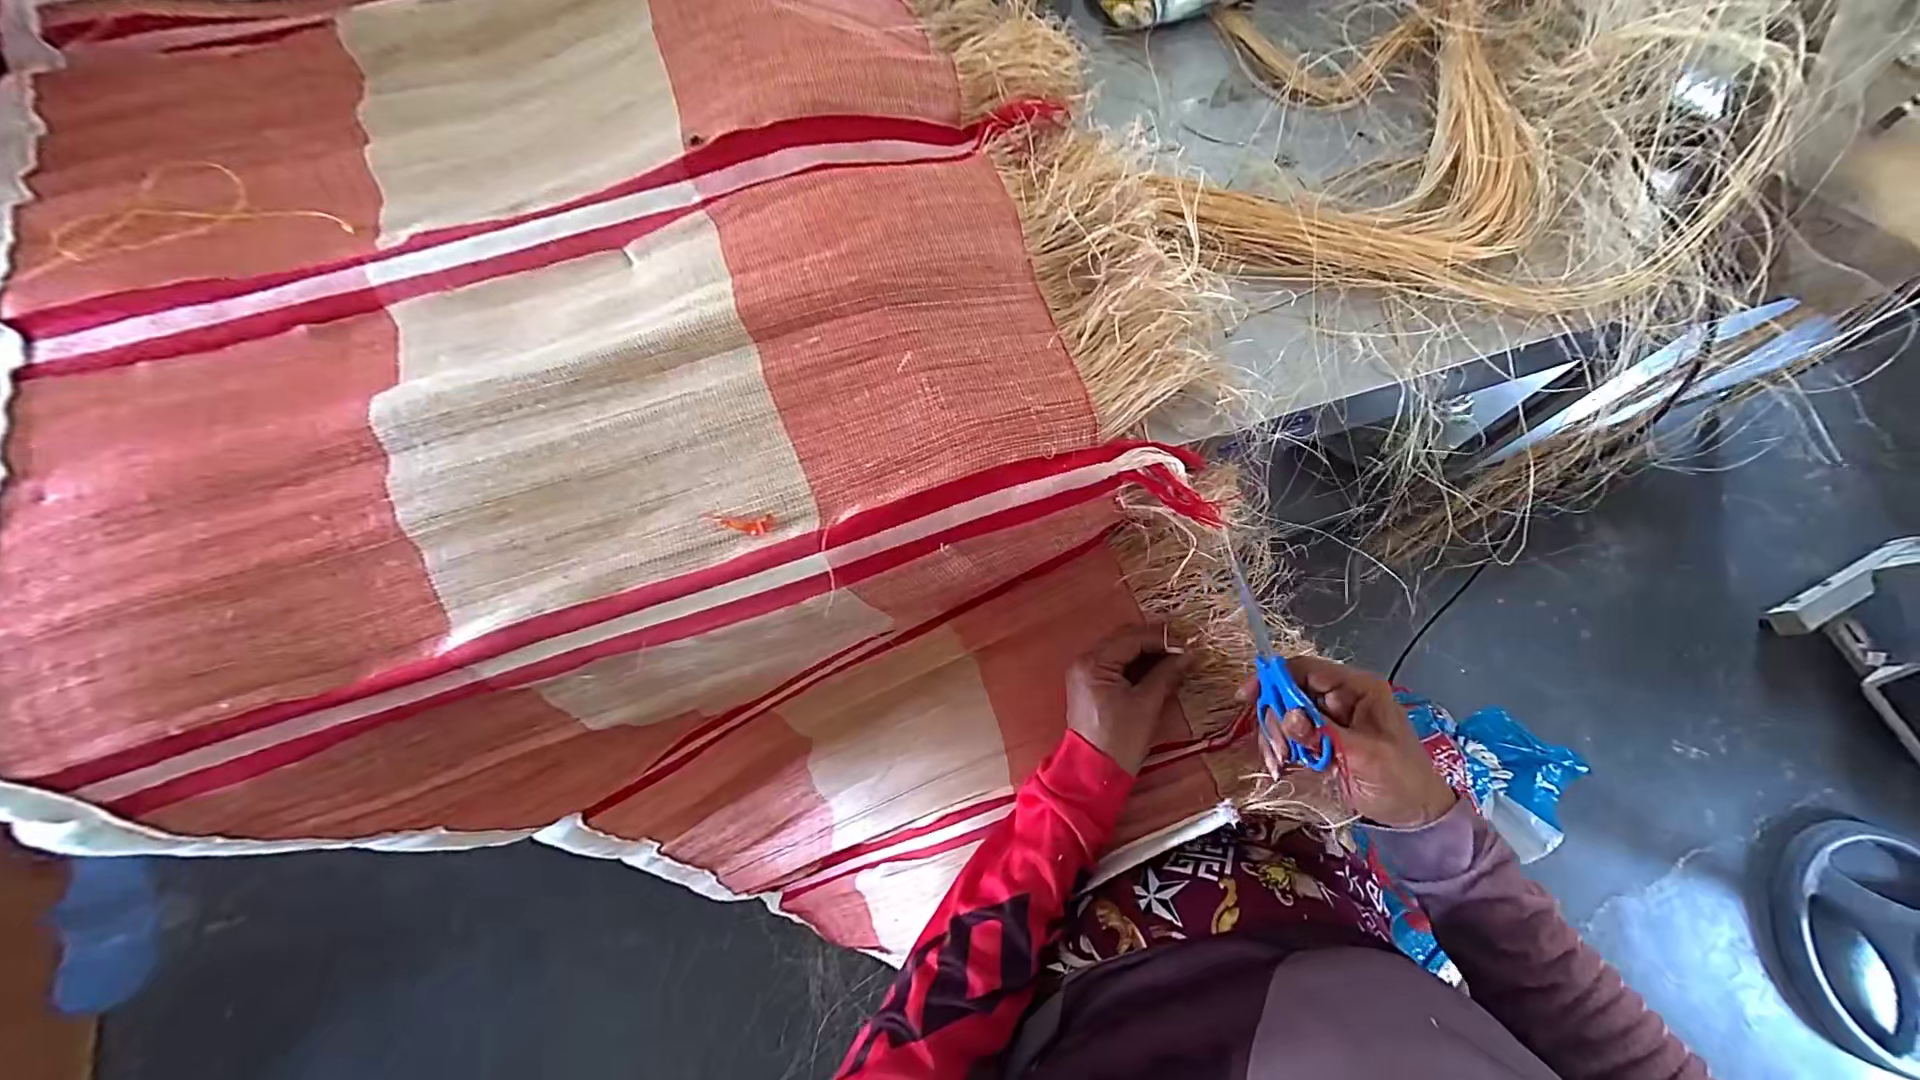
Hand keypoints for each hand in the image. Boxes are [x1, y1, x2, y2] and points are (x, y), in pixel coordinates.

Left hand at [1064, 625, 1193, 774]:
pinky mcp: (1091, 685)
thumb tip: (1189, 654)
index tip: (1188, 643)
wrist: (1095, 772)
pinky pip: (1116, 666)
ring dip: (1147, 653)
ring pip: (1121, 652)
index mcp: (1093, 663)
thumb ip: (1167, 673)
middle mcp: (1085, 661)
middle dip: (1154, 643)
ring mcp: (1086, 673)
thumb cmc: (1120, 738)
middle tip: (1184, 648)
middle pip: (1124, 640)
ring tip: (1176, 658)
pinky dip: (1137, 666)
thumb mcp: (1147, 703)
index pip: (1131, 638)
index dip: (1161, 638)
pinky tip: (1159, 669)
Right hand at [1255, 655, 1456, 827]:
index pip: (1304, 669)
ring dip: (1275, 737)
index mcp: (1356, 688)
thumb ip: (1323, 733)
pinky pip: (1286, 734)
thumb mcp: (1364, 755)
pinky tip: (1282, 766)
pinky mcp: (1318, 737)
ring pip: (1282, 713)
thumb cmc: (1401, 781)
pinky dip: (1279, 748)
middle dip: (1275, 718)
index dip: (1273, 678)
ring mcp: (1327, 717)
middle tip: (1278, 748)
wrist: (1416, 818)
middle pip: (1287, 691)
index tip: (1248, 697)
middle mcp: (1337, 697)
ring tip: (1281, 762)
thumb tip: (1288, 717)